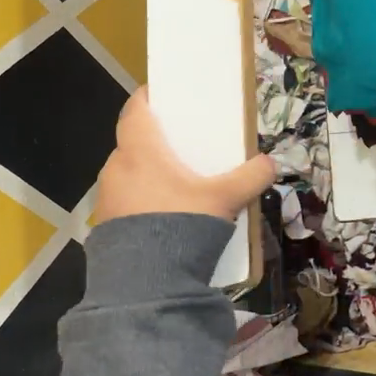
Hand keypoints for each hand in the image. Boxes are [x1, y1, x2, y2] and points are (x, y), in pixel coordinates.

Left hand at [94, 87, 276, 223]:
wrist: (146, 282)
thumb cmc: (182, 222)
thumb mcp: (226, 198)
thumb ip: (251, 177)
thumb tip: (270, 163)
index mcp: (140, 151)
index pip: (135, 110)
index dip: (147, 98)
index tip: (162, 94)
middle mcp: (117, 168)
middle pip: (133, 143)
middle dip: (155, 141)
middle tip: (182, 144)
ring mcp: (107, 199)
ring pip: (128, 173)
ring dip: (148, 173)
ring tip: (178, 183)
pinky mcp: (105, 226)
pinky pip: (126, 201)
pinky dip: (143, 200)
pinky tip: (166, 215)